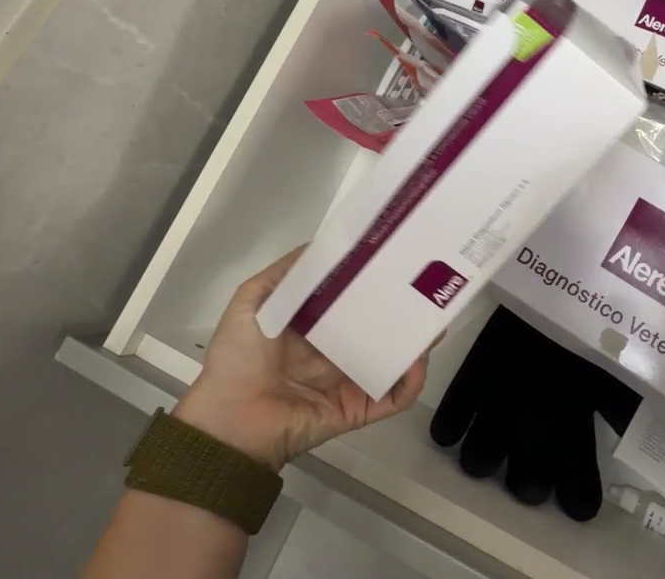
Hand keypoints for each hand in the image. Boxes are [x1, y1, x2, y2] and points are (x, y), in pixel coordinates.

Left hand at [172, 246, 429, 468]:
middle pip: (383, 326)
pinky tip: (417, 360)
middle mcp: (339, 351)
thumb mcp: (253, 301)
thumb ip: (288, 273)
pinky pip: (394, 396)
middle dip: (407, 307)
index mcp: (317, 327)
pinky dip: (411, 381)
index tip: (398, 258)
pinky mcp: (360, 408)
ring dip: (418, 341)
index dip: (376, 280)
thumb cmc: (238, 359)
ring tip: (435, 319)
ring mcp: (352, 380)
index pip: (356, 299)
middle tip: (429, 286)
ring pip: (396, 358)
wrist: (229, 420)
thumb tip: (328, 243)